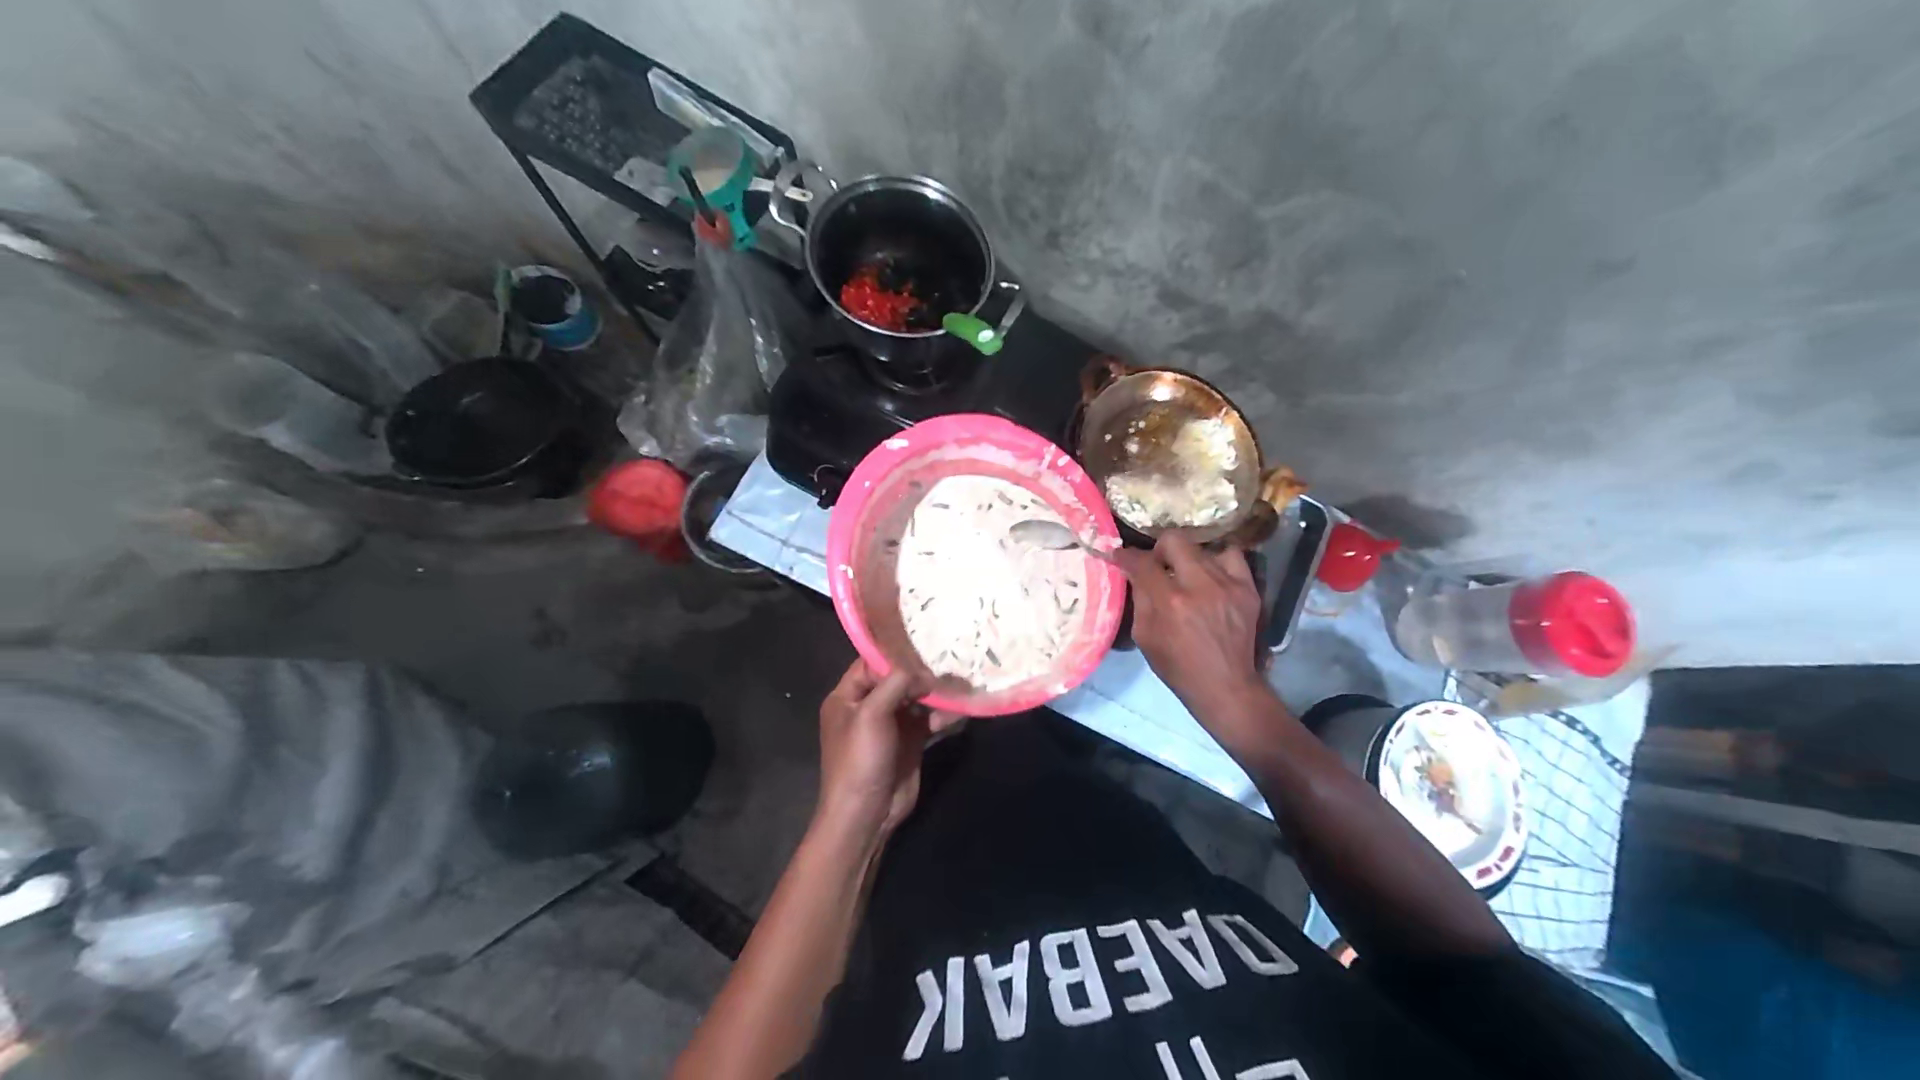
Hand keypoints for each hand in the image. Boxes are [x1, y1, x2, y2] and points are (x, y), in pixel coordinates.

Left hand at [815, 660, 959, 842]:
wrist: (866, 814)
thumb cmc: (860, 759)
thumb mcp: (871, 714)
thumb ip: (895, 683)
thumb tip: (924, 673)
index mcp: (847, 697)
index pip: (870, 664)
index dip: (894, 656)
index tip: (923, 648)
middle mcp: (868, 707)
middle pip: (897, 680)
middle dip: (921, 674)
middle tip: (948, 663)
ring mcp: (891, 725)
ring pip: (916, 699)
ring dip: (936, 693)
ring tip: (960, 685)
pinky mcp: (910, 741)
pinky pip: (929, 720)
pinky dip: (943, 714)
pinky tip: (959, 710)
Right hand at [1113, 534, 1271, 726]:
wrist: (1225, 685)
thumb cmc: (1178, 666)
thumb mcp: (1144, 636)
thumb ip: (1139, 598)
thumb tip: (1133, 572)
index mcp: (1169, 601)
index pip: (1142, 561)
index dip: (1126, 555)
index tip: (1120, 555)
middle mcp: (1199, 585)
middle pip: (1174, 540)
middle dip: (1158, 549)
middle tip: (1157, 565)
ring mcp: (1227, 584)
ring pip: (1201, 547)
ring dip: (1187, 558)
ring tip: (1186, 574)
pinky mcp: (1247, 588)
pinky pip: (1231, 555)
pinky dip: (1217, 560)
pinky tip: (1211, 574)